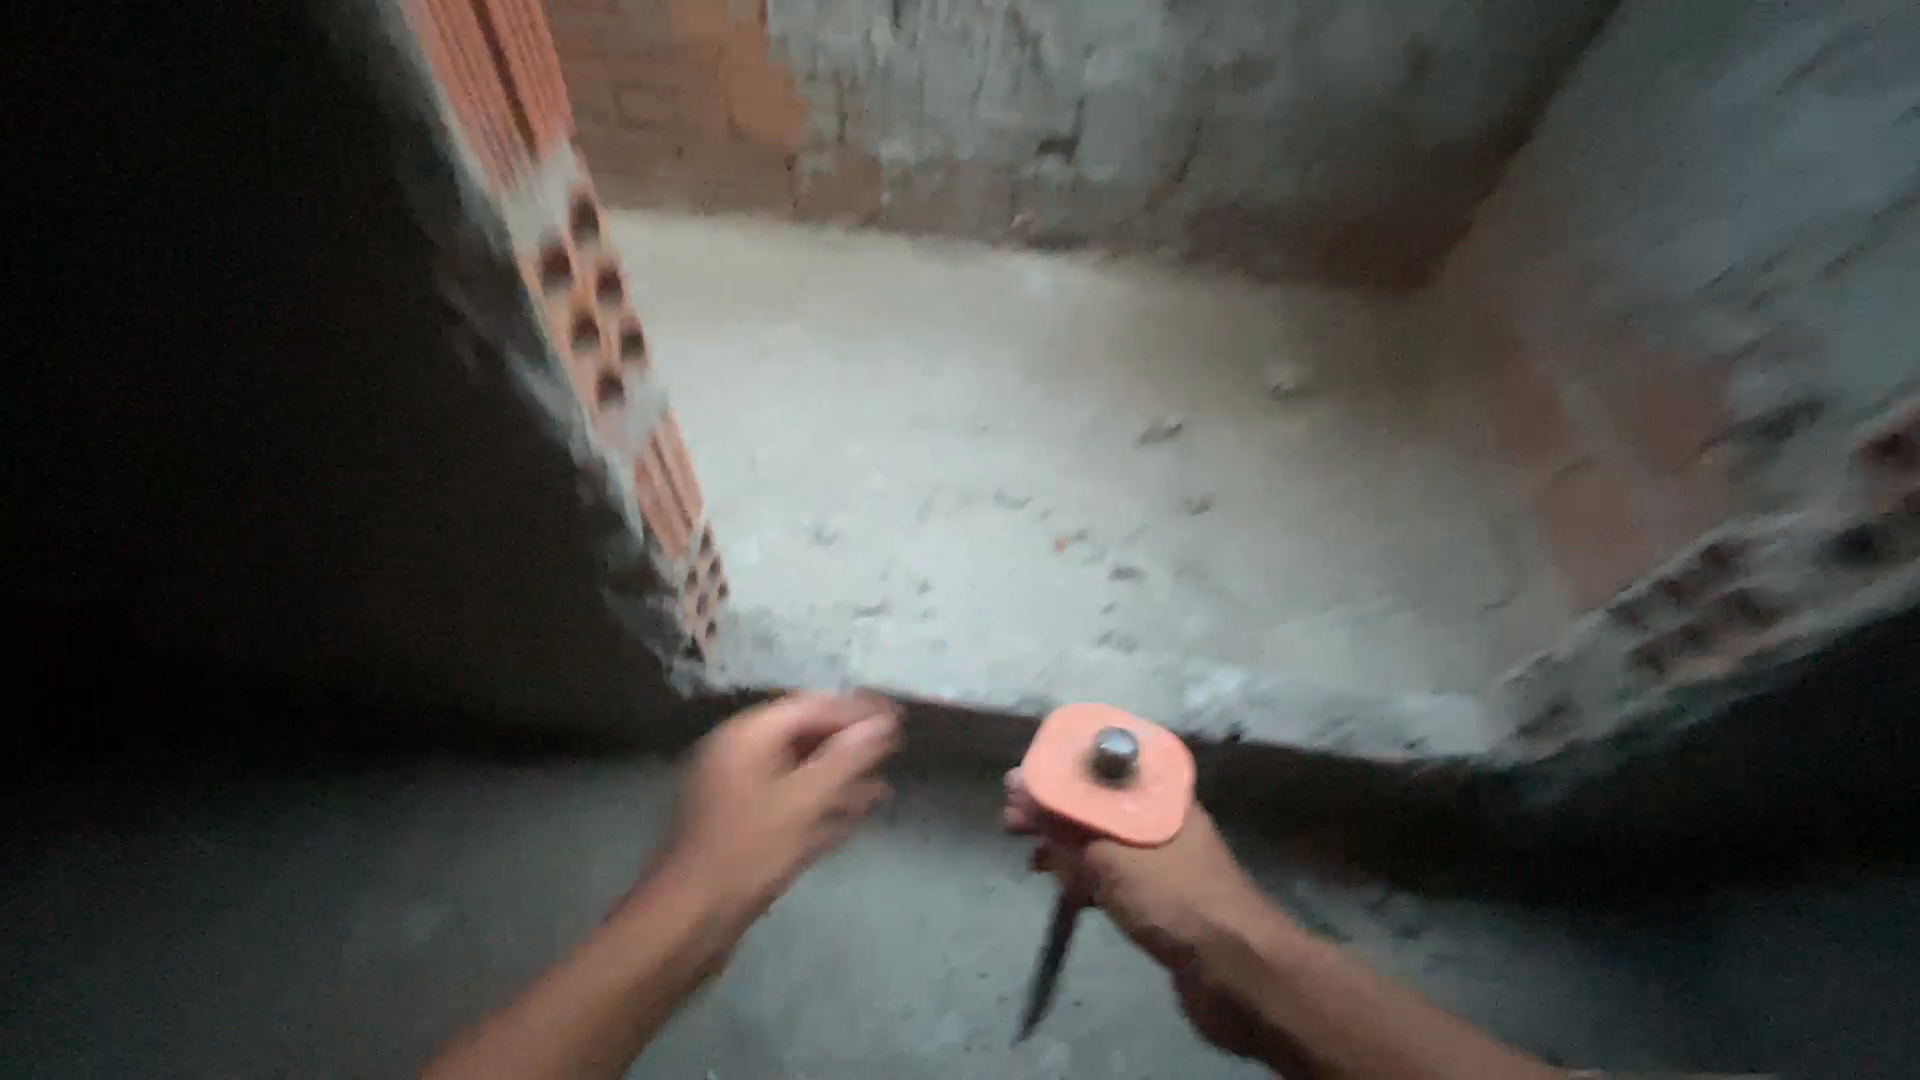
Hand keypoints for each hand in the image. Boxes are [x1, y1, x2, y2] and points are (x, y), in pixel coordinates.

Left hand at [651, 693, 899, 922]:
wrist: (690, 922)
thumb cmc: (748, 852)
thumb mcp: (805, 801)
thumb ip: (847, 758)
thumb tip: (884, 723)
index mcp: (747, 736)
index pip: (811, 707)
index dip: (855, 711)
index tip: (896, 717)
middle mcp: (739, 754)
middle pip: (804, 737)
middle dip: (849, 744)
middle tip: (894, 747)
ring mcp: (738, 791)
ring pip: (799, 772)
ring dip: (840, 777)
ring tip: (883, 785)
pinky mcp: (743, 825)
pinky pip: (790, 801)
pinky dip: (821, 804)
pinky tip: (856, 813)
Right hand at [1004, 767, 1283, 1059]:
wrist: (1239, 974)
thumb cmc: (1175, 899)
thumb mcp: (1110, 857)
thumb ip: (1063, 826)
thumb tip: (1019, 789)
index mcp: (1157, 791)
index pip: (1100, 761)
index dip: (1057, 767)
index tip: (1020, 783)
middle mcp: (1158, 815)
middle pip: (1095, 799)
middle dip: (1052, 808)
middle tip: (1012, 820)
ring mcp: (1159, 856)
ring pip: (1100, 837)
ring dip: (1062, 842)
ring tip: (1026, 851)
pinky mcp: (1156, 895)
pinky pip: (1110, 872)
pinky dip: (1081, 873)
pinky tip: (1057, 883)